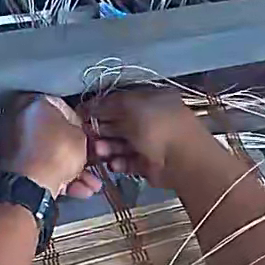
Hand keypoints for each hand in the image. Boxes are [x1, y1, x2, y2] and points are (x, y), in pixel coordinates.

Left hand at [0, 93, 99, 197]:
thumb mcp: (80, 137)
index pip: (61, 107)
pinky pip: (39, 166)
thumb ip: (80, 130)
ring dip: (70, 168)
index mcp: (32, 102)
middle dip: (74, 151)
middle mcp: (17, 118)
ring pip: (48, 153)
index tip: (86, 134)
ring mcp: (11, 142)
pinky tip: (73, 187)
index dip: (79, 123)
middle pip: (53, 133)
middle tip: (87, 158)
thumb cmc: (51, 156)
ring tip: (86, 180)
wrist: (31, 185)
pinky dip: (56, 177)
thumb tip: (79, 134)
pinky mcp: (12, 163)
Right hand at [86, 88, 215, 186]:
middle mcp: (153, 119)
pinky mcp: (151, 164)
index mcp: (152, 99)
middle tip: (87, 137)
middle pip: (120, 123)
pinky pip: (130, 161)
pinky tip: (114, 165)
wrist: (182, 159)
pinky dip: (121, 163)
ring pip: (123, 144)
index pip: (121, 101)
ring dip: (109, 147)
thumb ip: (108, 104)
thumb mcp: (130, 106)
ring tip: (100, 152)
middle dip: (102, 130)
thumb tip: (90, 105)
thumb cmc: (156, 125)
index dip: (101, 107)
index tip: (82, 115)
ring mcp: (152, 143)